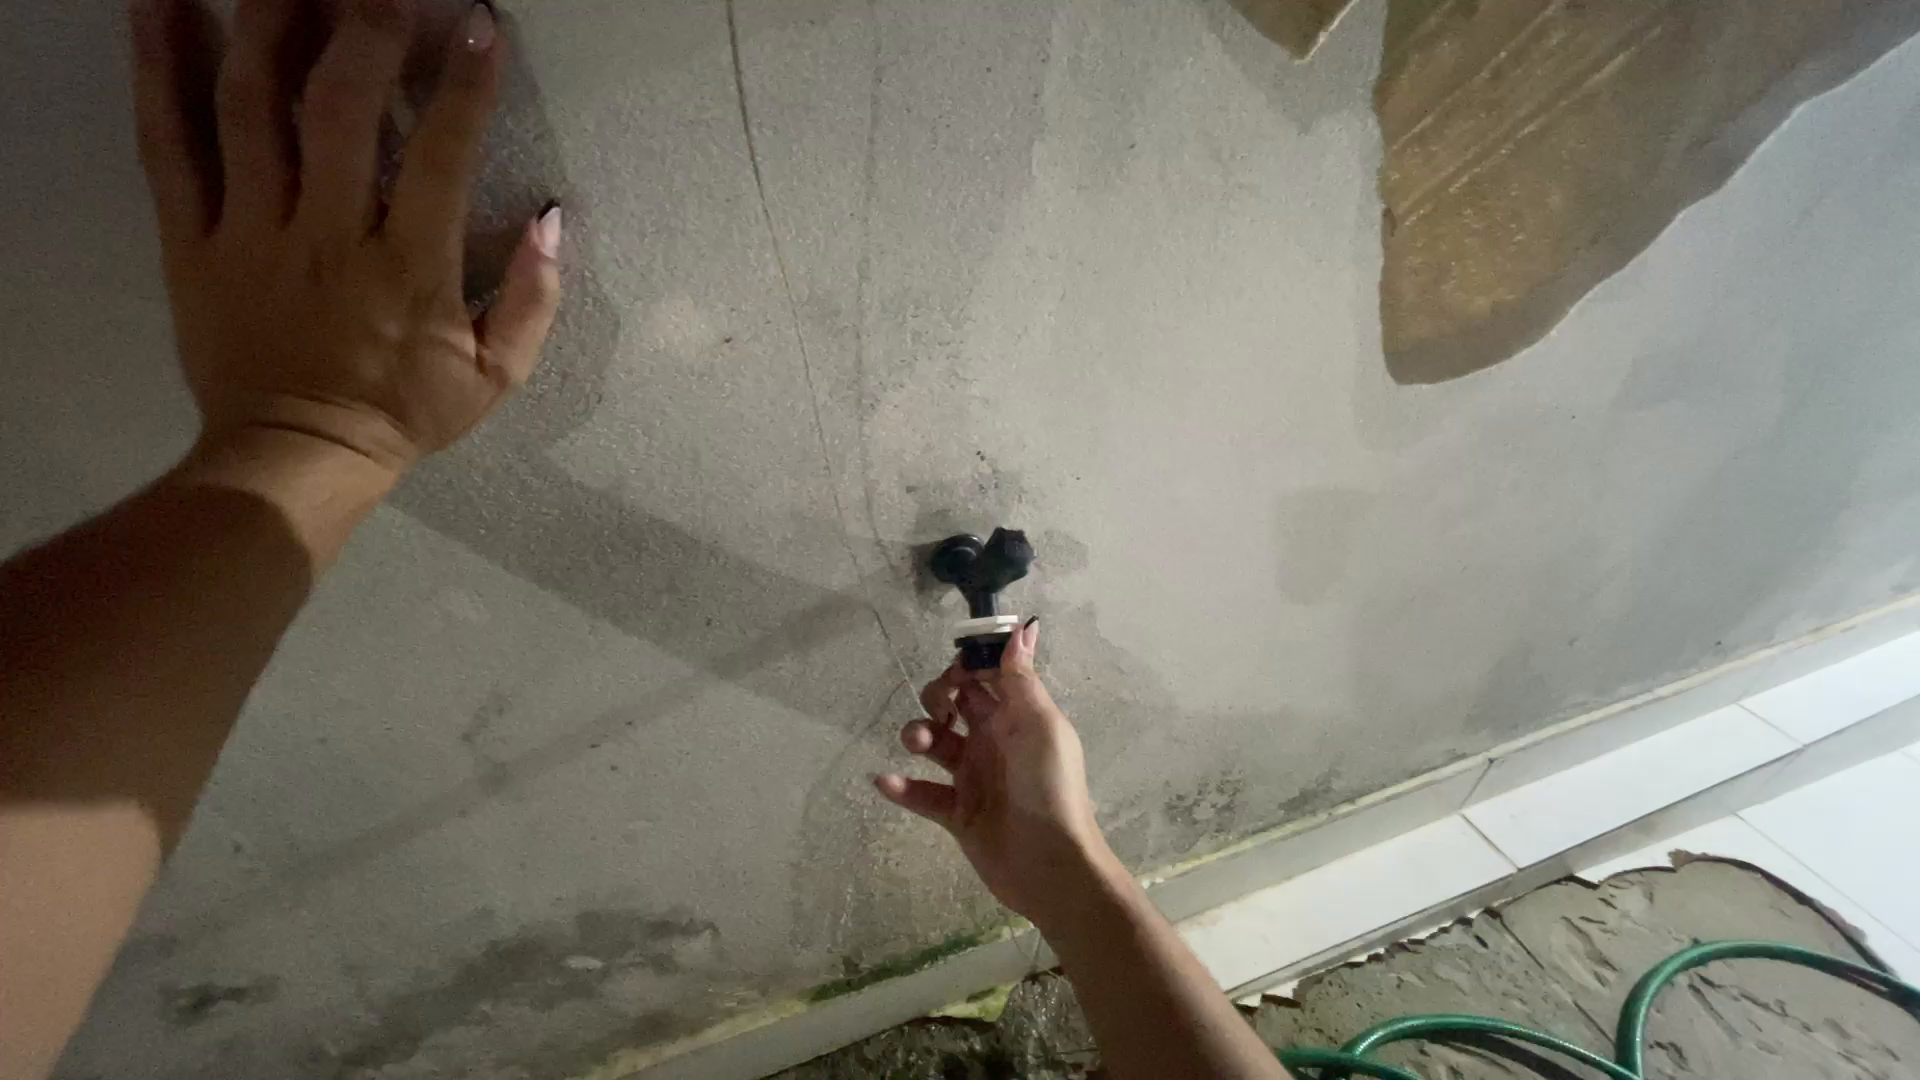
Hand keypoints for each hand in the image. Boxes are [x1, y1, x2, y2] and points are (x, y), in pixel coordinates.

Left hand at [131, 0, 561, 476]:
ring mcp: (252, 230)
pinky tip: (165, 2)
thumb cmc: (412, 411)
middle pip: (343, 108)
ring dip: (273, 25)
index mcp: (412, 269)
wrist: (304, 451)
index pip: (443, 157)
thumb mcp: (500, 373)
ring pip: (252, 105)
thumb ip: (533, 300)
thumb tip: (551, 223)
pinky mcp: (190, 236)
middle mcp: (331, 235)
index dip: (465, 86)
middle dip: (370, 30)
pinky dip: (158, 63)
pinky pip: (167, 139)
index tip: (480, 30)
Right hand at [875, 620, 1125, 926]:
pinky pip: (921, 794)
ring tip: (919, 742)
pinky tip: (886, 781)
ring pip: (933, 742)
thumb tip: (1024, 626)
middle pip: (953, 702)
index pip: (985, 676)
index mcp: (1015, 715)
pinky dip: (901, 787)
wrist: (1050, 863)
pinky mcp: (955, 812)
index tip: (956, 669)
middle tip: (941, 709)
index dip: (967, 666)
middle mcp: (991, 739)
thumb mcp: (1040, 724)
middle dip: (939, 695)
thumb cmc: (1048, 785)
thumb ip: (1021, 678)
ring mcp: (971, 776)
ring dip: (918, 734)